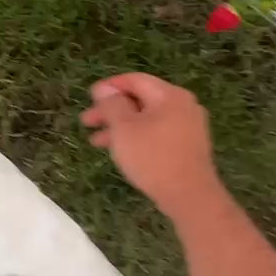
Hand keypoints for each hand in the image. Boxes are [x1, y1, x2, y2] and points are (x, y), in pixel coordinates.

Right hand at [80, 74, 226, 221]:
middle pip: (141, 100)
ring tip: (97, 142)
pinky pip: (157, 132)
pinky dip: (137, 137)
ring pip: (147, 119)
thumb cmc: (152, 157)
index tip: (89, 98)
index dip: (109, 87)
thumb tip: (105, 89)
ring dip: (120, 127)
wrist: (189, 194)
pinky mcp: (188, 145)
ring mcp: (189, 126)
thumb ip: (112, 105)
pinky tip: (122, 151)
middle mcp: (183, 105)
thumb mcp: (124, 128)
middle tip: (87, 122)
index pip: (135, 80)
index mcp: (169, 95)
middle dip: (111, 110)